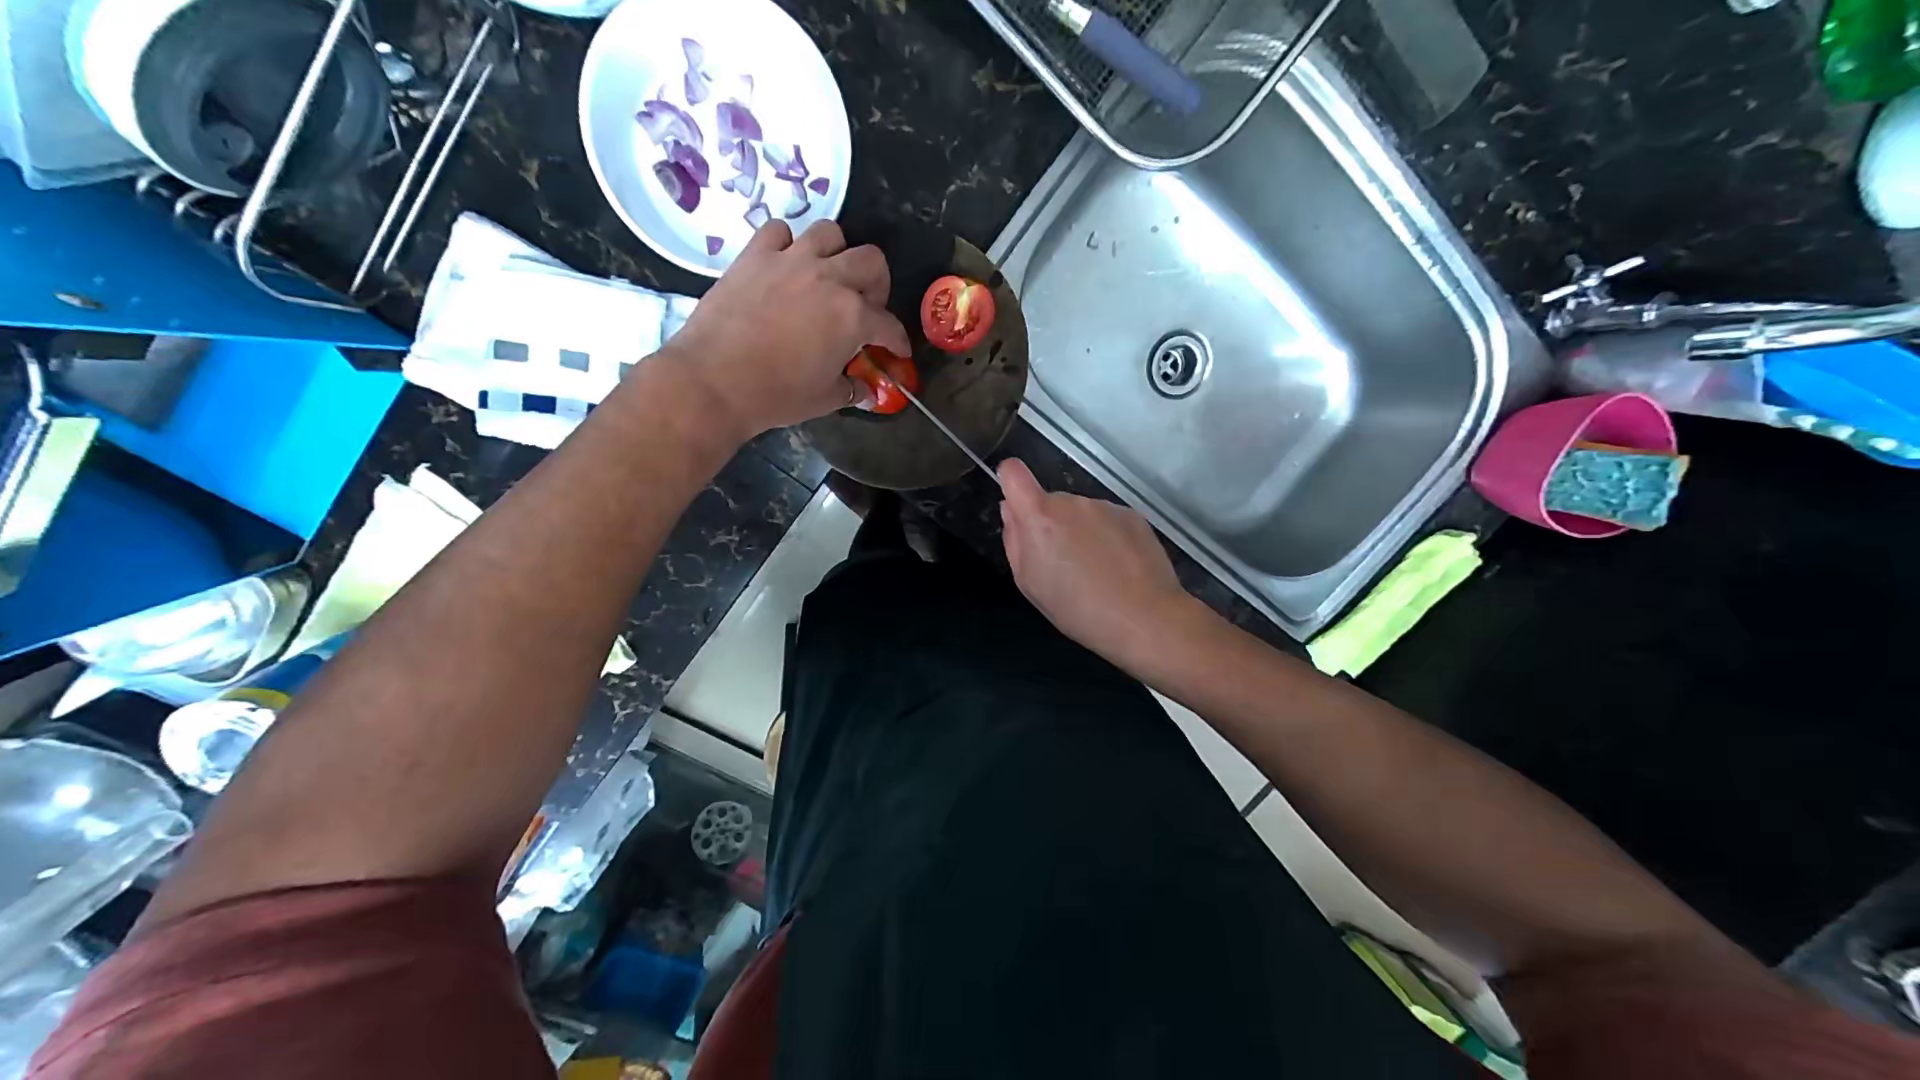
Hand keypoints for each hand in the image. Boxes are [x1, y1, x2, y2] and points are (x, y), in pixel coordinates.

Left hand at [660, 221, 911, 440]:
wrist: (713, 380)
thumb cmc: (775, 395)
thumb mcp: (823, 399)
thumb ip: (851, 390)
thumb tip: (867, 392)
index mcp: (852, 316)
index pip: (888, 324)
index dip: (897, 339)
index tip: (896, 350)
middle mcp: (829, 278)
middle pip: (870, 261)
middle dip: (877, 284)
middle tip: (866, 307)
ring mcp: (790, 261)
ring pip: (830, 233)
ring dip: (837, 252)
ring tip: (828, 276)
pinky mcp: (755, 255)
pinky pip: (779, 231)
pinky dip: (787, 244)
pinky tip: (784, 265)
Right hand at [998, 458, 1198, 668]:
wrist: (1145, 618)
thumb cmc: (1077, 609)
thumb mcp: (1029, 584)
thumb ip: (1014, 541)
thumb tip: (1012, 511)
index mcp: (1040, 517)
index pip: (1013, 473)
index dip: (1010, 482)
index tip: (1017, 506)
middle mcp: (1073, 502)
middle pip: (1051, 502)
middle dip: (1052, 525)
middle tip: (1064, 565)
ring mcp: (1106, 506)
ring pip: (1082, 513)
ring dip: (1082, 532)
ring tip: (1096, 571)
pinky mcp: (1133, 515)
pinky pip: (1109, 520)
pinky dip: (1109, 537)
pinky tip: (1119, 567)